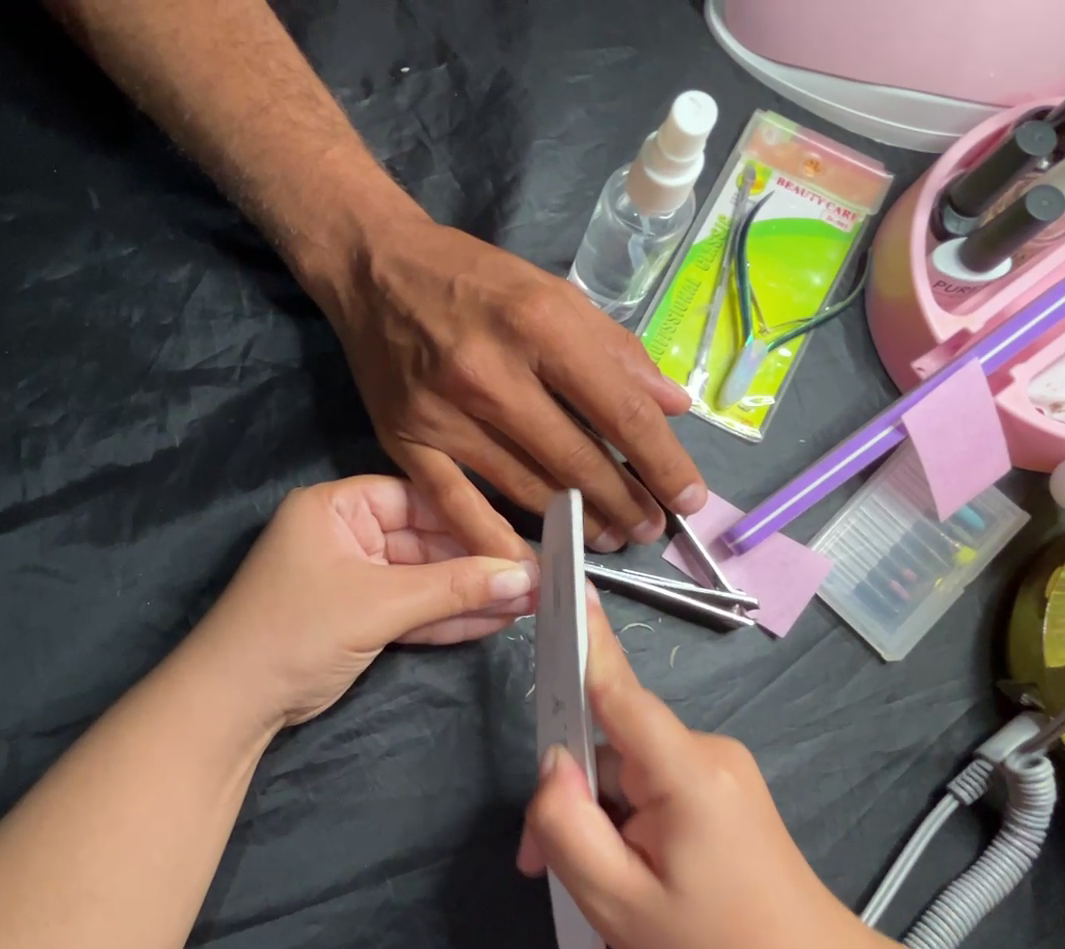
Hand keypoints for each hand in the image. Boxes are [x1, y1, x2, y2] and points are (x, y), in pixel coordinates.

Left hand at [190, 475, 538, 729]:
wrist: (235, 703)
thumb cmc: (297, 630)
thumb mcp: (378, 603)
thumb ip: (453, 587)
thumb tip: (525, 576)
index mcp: (335, 507)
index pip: (416, 499)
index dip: (470, 519)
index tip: (521, 540)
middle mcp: (345, 534)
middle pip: (425, 542)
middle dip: (477, 566)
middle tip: (536, 578)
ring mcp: (353, 578)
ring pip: (423, 581)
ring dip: (470, 595)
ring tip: (532, 602)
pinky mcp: (360, 618)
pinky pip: (412, 610)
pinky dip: (448, 618)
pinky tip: (496, 620)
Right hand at [318, 217, 706, 558]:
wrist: (376, 270)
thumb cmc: (472, 277)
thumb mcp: (552, 290)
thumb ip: (615, 349)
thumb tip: (671, 406)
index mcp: (540, 326)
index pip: (621, 410)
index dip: (663, 462)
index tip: (688, 497)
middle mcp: (492, 374)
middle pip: (577, 459)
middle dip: (625, 502)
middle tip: (649, 528)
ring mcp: (444, 414)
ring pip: (525, 487)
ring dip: (575, 522)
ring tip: (609, 538)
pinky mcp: (406, 442)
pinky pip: (457, 505)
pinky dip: (495, 540)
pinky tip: (532, 563)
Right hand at [516, 591, 851, 948]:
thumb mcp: (615, 902)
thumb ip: (565, 824)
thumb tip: (552, 766)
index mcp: (687, 771)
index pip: (620, 689)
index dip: (586, 637)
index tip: (563, 584)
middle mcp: (706, 752)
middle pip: (611, 741)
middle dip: (572, 789)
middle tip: (543, 860)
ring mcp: (718, 770)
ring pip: (627, 768)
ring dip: (597, 812)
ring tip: (586, 879)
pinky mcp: (721, 791)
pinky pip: (651, 785)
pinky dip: (623, 818)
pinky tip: (619, 868)